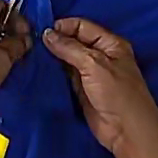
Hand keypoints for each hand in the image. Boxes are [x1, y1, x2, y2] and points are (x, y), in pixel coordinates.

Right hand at [42, 17, 157, 157]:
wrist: (126, 131)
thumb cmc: (117, 94)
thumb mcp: (95, 65)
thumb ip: (70, 48)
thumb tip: (47, 34)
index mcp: (111, 43)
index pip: (83, 26)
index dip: (63, 27)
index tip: (41, 32)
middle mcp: (101, 55)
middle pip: (74, 42)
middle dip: (55, 42)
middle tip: (32, 44)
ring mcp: (91, 73)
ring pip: (68, 59)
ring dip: (52, 58)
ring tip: (31, 55)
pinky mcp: (82, 90)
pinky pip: (65, 76)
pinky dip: (53, 73)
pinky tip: (38, 70)